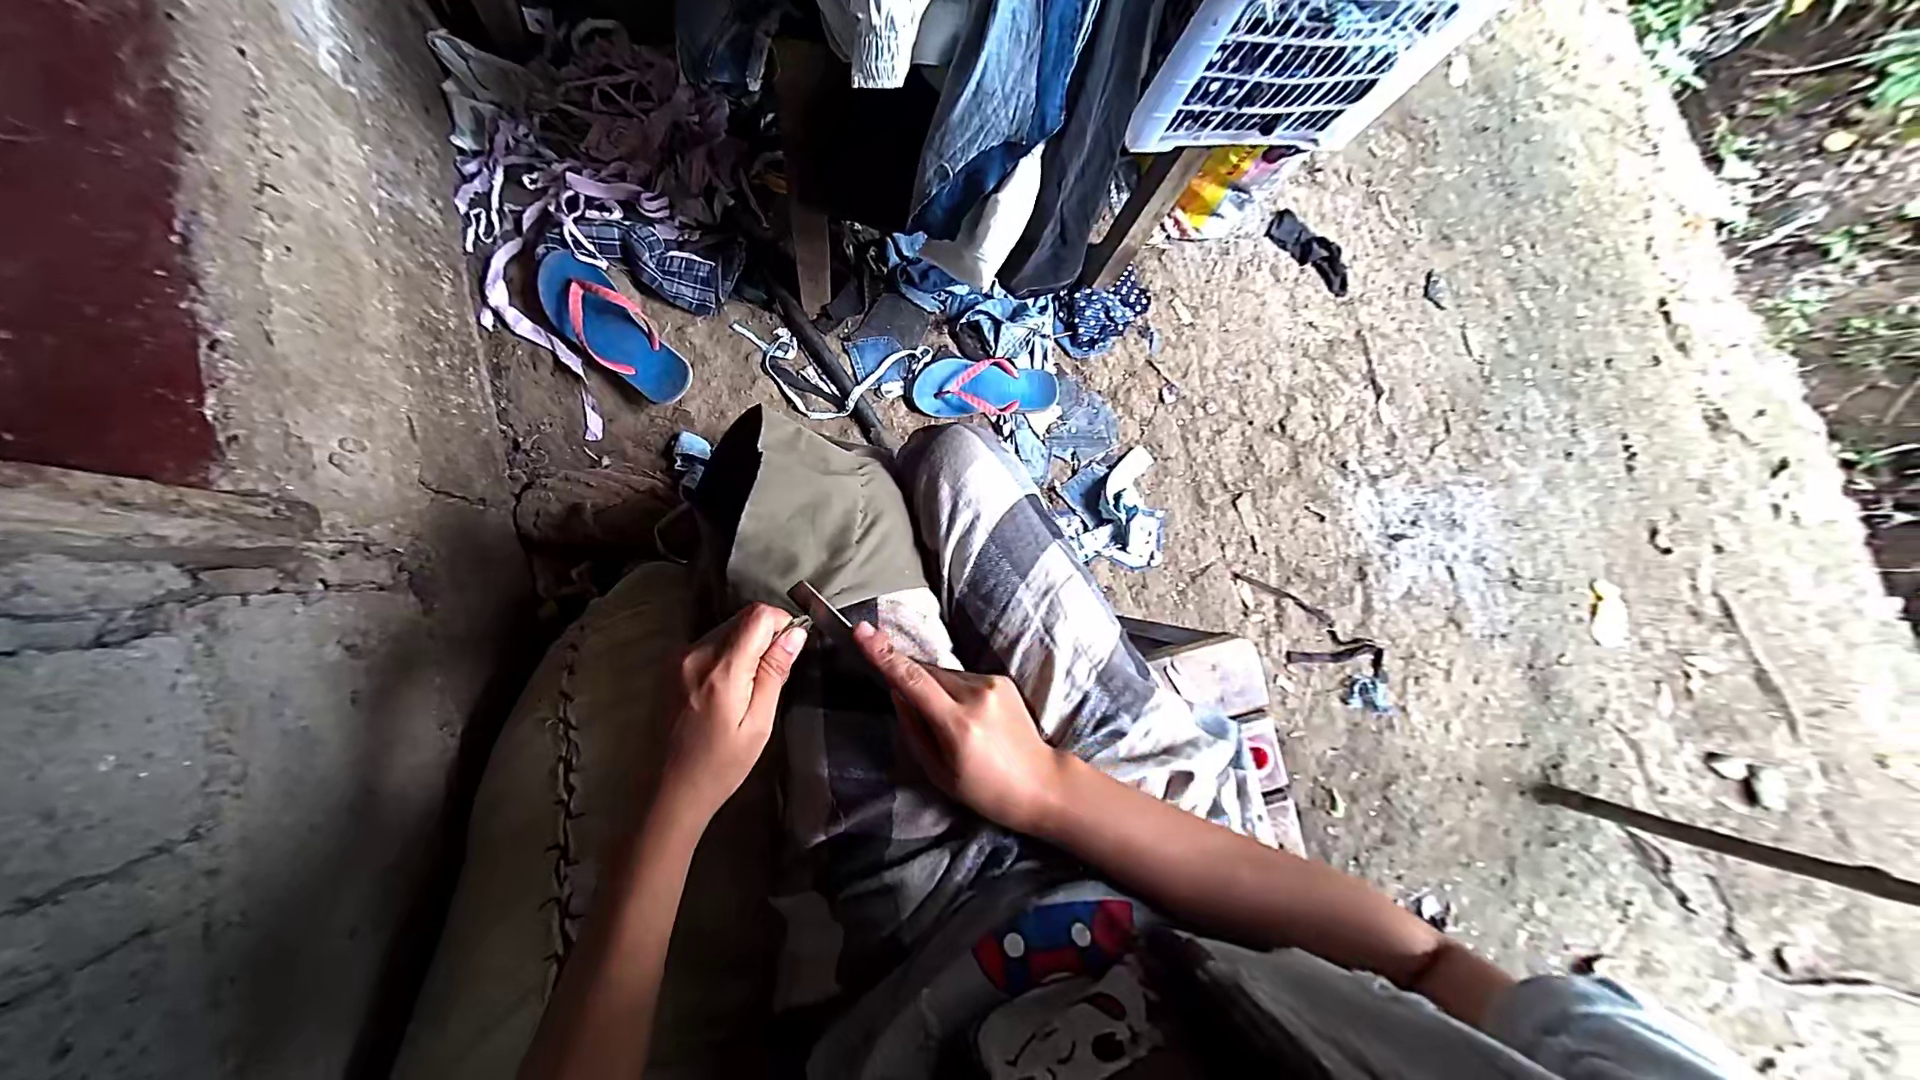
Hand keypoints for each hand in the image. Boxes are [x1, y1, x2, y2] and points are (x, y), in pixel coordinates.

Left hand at [657, 603, 806, 821]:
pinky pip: (708, 644)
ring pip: (726, 629)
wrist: (666, 793)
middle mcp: (694, 657)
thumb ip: (775, 672)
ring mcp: (677, 660)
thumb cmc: (717, 767)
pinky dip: (727, 655)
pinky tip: (728, 690)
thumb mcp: (759, 723)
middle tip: (773, 674)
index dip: (781, 623)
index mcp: (720, 671)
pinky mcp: (669, 667)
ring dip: (746, 646)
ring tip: (749, 688)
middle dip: (765, 636)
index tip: (790, 645)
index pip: (757, 616)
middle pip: (741, 619)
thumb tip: (794, 634)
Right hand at [853, 621, 1067, 833]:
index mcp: (958, 724)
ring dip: (937, 690)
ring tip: (953, 725)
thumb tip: (896, 692)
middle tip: (920, 716)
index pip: (913, 681)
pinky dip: (956, 691)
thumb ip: (913, 729)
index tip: (863, 632)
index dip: (884, 655)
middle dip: (913, 684)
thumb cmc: (985, 789)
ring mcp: (993, 684)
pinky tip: (970, 718)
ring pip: (944, 674)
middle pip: (926, 673)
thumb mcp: (939, 772)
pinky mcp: (1002, 680)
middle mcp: (977, 695)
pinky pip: (964, 677)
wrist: (1040, 783)